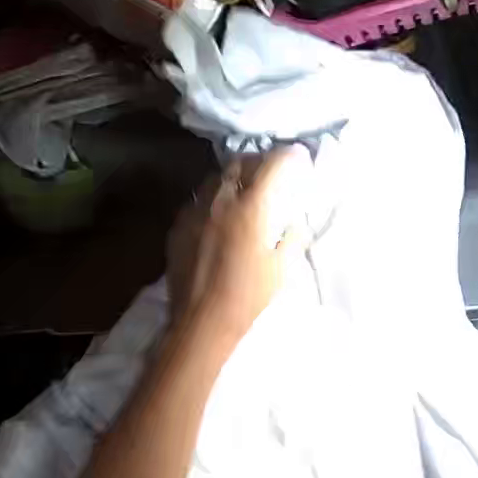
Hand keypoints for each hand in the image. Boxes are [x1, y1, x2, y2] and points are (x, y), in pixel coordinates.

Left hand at [167, 145, 308, 327]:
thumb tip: (296, 224)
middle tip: (272, 169)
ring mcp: (195, 212)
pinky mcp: (178, 227)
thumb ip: (292, 239)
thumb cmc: (249, 295)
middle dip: (258, 161)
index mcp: (251, 208)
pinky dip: (214, 197)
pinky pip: (198, 200)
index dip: (287, 156)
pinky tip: (220, 212)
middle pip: (238, 164)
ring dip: (234, 176)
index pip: (271, 166)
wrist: (201, 321)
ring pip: (215, 179)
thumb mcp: (282, 267)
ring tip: (246, 186)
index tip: (299, 156)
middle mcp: (220, 202)